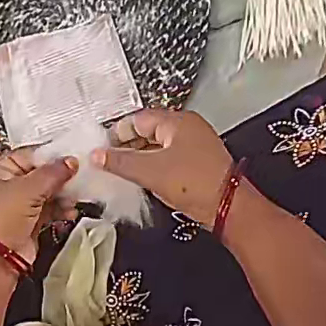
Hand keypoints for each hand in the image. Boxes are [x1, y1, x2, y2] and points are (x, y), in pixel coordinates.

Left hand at [0, 152, 76, 262]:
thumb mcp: (28, 188)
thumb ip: (53, 172)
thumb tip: (70, 162)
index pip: (30, 154)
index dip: (51, 155)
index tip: (72, 155)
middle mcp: (7, 184)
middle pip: (41, 173)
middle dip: (61, 177)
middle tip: (79, 175)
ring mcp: (19, 203)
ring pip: (48, 191)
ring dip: (64, 194)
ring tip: (75, 196)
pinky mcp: (30, 220)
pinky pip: (51, 208)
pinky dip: (62, 209)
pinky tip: (70, 210)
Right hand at [92, 109, 234, 222]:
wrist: (228, 206)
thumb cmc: (193, 183)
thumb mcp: (149, 171)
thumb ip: (120, 162)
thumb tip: (97, 155)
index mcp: (177, 121)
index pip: (138, 119)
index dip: (117, 133)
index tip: (102, 148)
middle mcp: (187, 127)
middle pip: (149, 130)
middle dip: (128, 145)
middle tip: (110, 161)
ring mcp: (195, 144)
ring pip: (159, 145)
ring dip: (141, 156)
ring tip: (124, 171)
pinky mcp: (199, 161)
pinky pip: (170, 156)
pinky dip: (155, 164)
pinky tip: (145, 177)